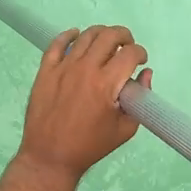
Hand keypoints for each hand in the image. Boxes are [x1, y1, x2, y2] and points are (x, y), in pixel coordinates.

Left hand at [14, 25, 150, 183]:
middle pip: (109, 36)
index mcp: (107, 84)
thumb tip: (145, 75)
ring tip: (106, 42)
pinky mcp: (46, 71)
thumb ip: (139, 99)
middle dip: (124, 36)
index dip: (140, 53)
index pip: (130, 53)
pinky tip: (76, 35)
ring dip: (101, 33)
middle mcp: (86, 69)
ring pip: (85, 35)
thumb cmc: (90, 146)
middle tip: (127, 46)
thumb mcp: (125, 129)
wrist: (50, 157)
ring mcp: (64, 67)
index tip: (140, 61)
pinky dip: (68, 35)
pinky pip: (56, 44)